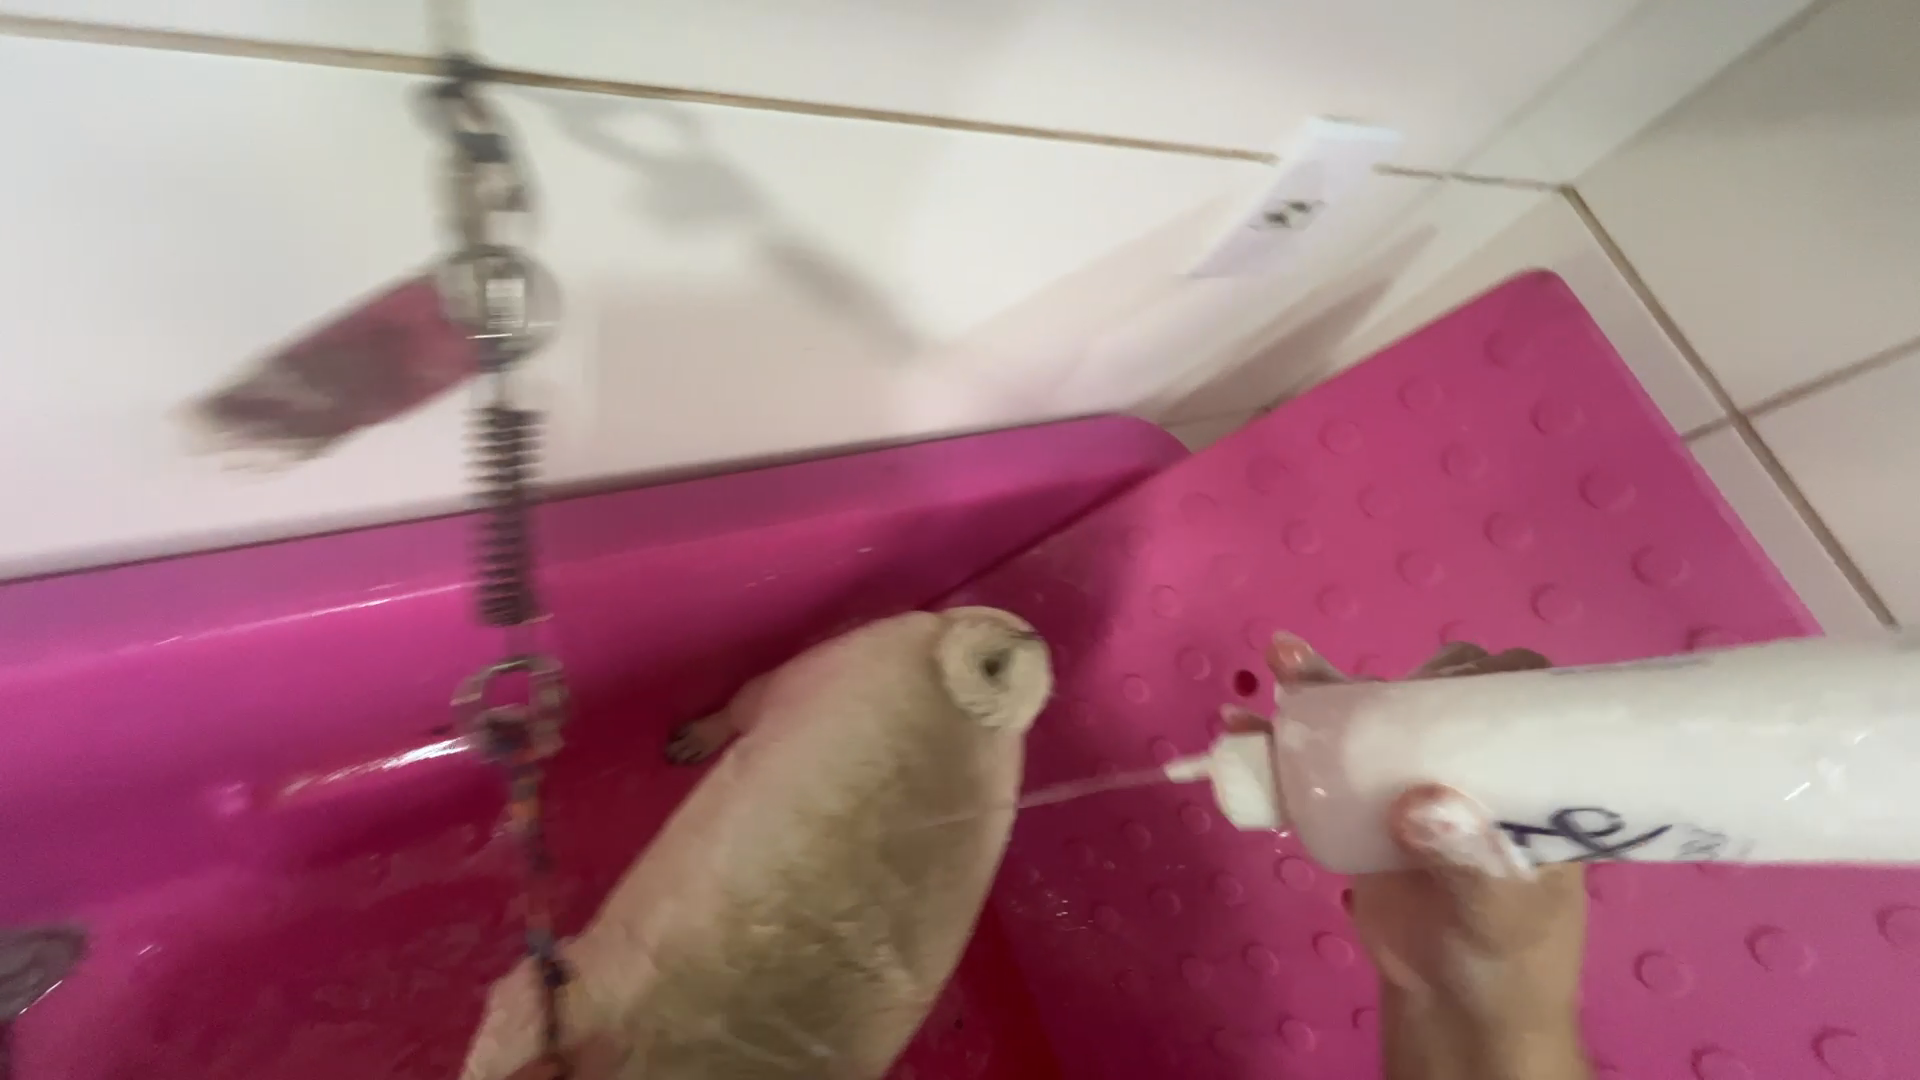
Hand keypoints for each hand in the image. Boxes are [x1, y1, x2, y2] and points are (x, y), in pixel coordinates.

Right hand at [1262, 635, 1589, 1079]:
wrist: (1442, 998)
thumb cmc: (1500, 954)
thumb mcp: (1502, 915)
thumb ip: (1471, 865)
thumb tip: (1420, 804)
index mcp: (1519, 777)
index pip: (1512, 700)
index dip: (1481, 675)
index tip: (1440, 679)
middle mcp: (1457, 763)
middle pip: (1418, 697)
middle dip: (1370, 673)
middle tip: (1326, 668)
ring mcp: (1397, 780)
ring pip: (1355, 720)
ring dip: (1309, 688)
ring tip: (1279, 664)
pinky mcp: (1349, 801)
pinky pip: (1309, 760)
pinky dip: (1272, 738)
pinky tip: (1241, 724)